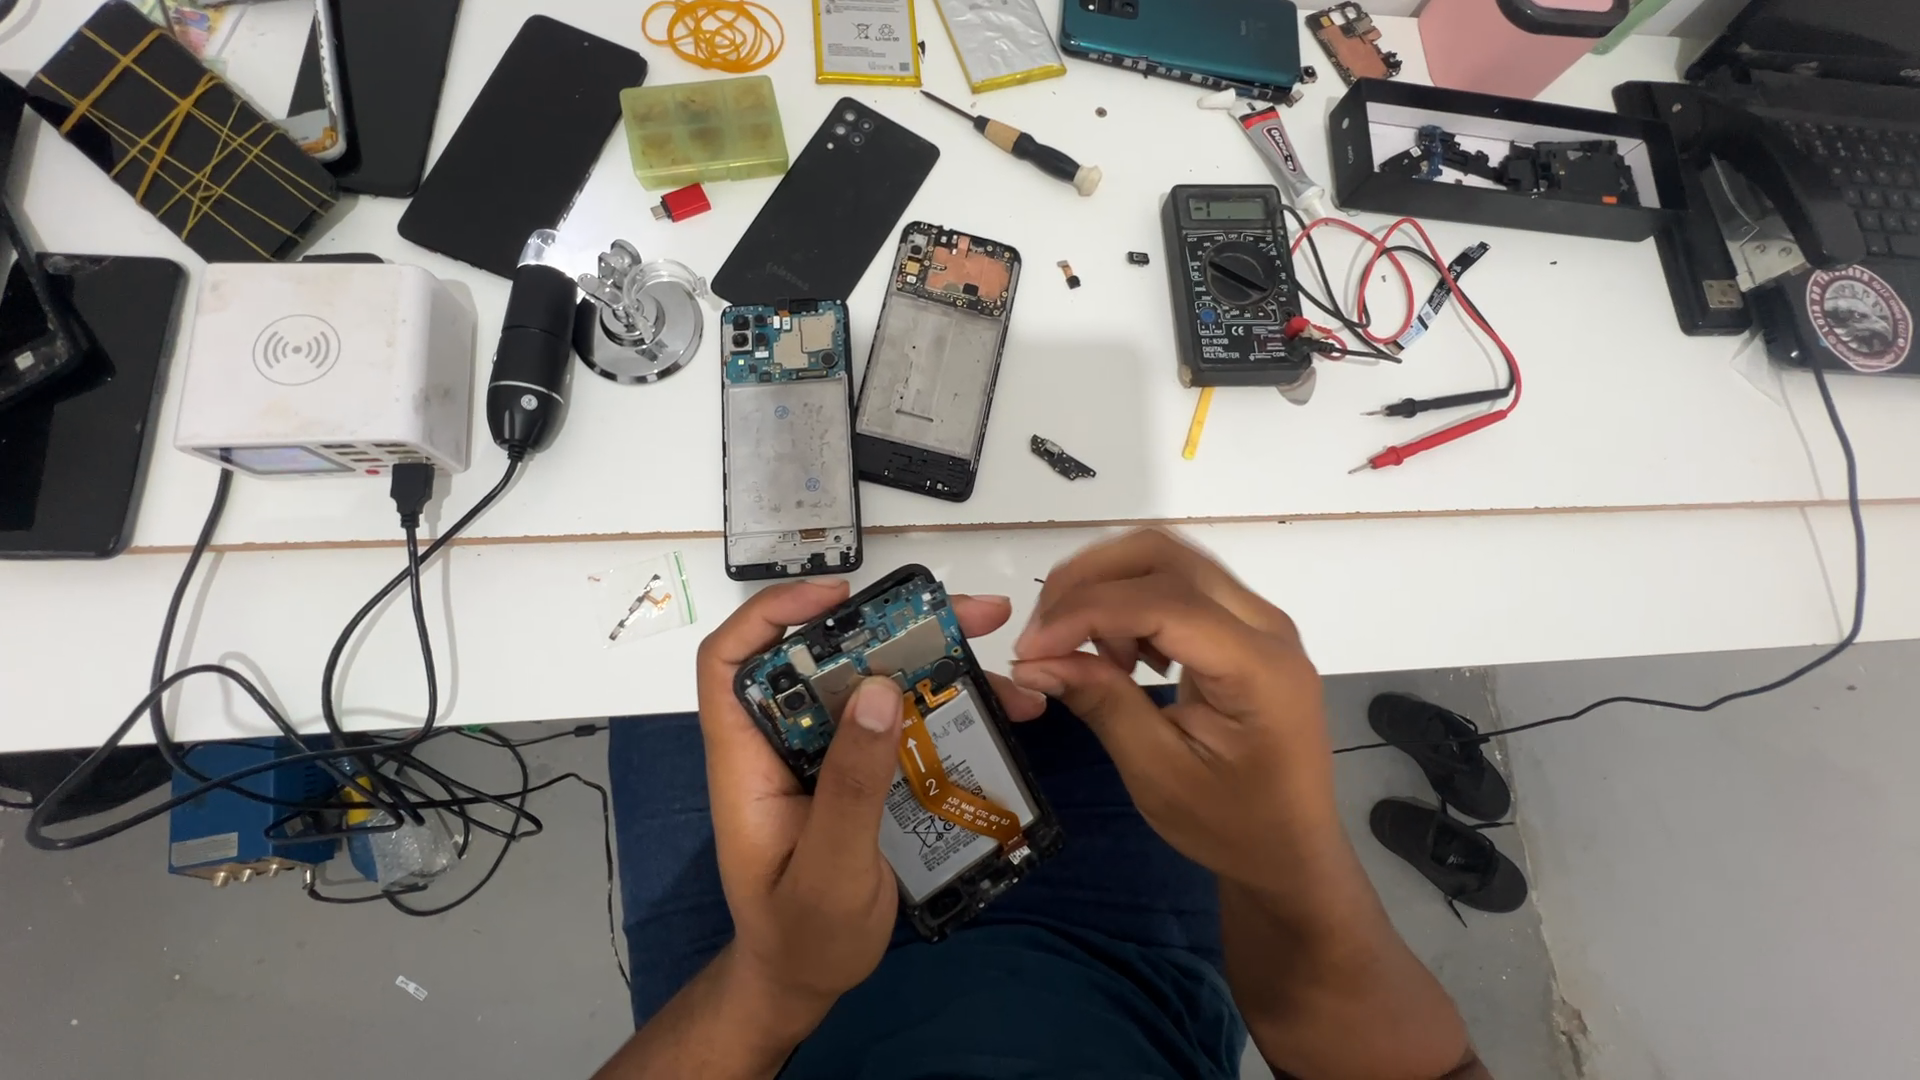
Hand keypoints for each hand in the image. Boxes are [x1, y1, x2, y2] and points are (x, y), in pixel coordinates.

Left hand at [695, 581, 1045, 1023]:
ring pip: (876, 685)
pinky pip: (903, 722)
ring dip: (939, 667)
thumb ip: (851, 786)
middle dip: (896, 629)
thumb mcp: (829, 869)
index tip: (838, 597)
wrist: (811, 980)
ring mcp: (828, 753)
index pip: (731, 661)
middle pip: (828, 658)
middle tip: (971, 614)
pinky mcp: (863, 768)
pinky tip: (1003, 716)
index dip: (771, 613)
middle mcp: (786, 740)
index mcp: (748, 756)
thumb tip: (879, 689)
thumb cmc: (802, 934)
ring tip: (1008, 670)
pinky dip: (949, 711)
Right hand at [1008, 529, 1335, 891]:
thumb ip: (1101, 703)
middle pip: (1164, 556)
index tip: (1032, 649)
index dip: (1086, 613)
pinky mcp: (1240, 625)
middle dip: (1089, 580)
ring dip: (1106, 586)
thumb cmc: (1231, 824)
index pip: (1162, 602)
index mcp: (1258, 667)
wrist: (1291, 850)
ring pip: (1167, 559)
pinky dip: (1128, 601)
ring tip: (1078, 647)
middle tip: (1043, 633)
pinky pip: (1175, 584)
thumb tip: (1033, 660)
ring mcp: (1256, 619)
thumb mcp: (1157, 773)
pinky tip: (1117, 653)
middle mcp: (1265, 623)